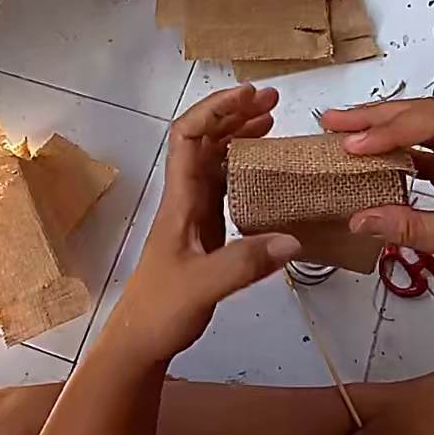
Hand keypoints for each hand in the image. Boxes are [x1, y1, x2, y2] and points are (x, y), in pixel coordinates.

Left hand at [97, 86, 300, 366]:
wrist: (141, 338)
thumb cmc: (161, 309)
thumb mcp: (202, 287)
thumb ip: (244, 264)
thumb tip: (293, 238)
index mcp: (180, 200)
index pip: (188, 137)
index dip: (215, 110)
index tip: (248, 96)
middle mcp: (186, 198)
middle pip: (203, 140)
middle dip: (234, 114)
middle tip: (272, 101)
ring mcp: (195, 213)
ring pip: (214, 160)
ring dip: (239, 136)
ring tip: (272, 121)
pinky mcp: (205, 231)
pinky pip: (225, 186)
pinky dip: (244, 169)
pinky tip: (266, 170)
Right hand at [319, 98, 433, 301]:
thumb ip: (411, 227)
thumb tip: (358, 219)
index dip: (391, 130)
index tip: (355, 145)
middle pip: (423, 115)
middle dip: (376, 117)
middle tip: (333, 121)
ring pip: (418, 131)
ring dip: (379, 131)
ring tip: (340, 130)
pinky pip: (419, 155)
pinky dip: (390, 154)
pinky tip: (365, 157)